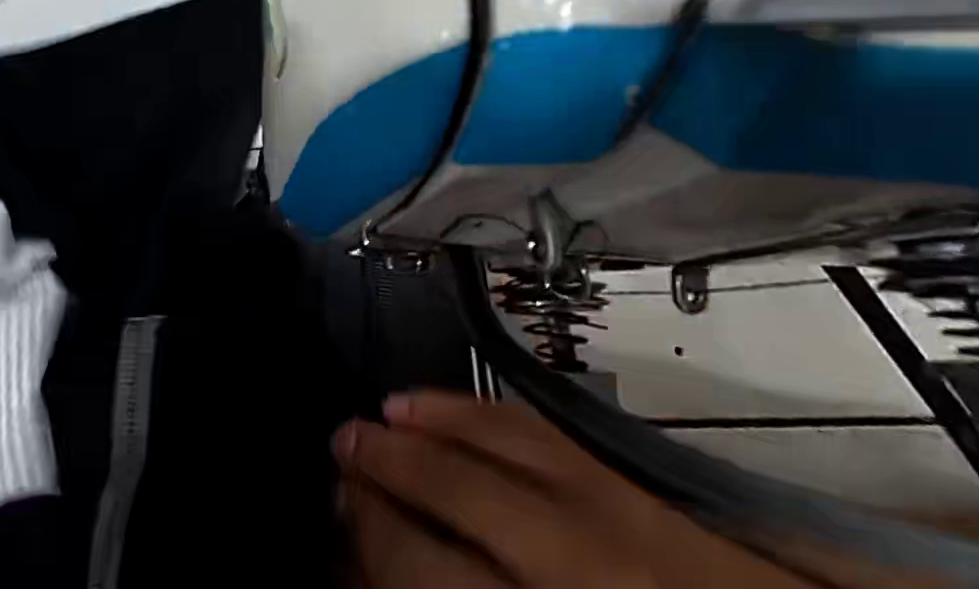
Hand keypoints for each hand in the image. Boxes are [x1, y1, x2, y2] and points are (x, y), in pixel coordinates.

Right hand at [333, 390, 815, 588]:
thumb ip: (461, 586)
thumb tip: (385, 571)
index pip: (433, 569)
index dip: (376, 532)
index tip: (337, 502)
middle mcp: (576, 561)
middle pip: (459, 495)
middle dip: (390, 466)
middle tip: (339, 439)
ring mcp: (615, 516)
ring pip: (505, 447)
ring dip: (437, 422)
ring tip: (386, 407)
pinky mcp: (642, 492)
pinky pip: (553, 437)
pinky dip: (497, 414)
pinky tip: (467, 407)